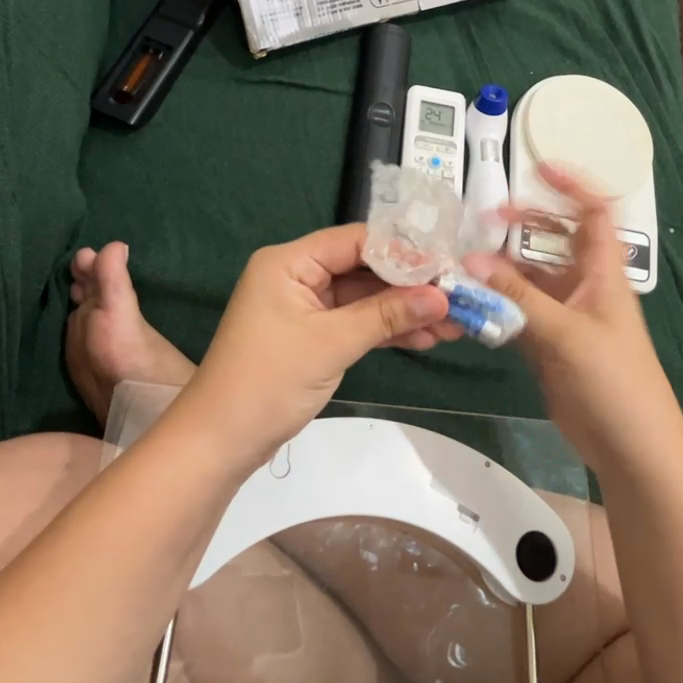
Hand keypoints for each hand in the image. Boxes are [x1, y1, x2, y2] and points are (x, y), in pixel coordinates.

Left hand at [179, 224, 455, 460]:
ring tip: (456, 323)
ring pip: (366, 300)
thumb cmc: (268, 381)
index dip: (404, 251)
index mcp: (290, 262)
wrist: (222, 442)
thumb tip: (442, 297)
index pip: (356, 241)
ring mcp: (306, 308)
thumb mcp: (332, 343)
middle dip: (411, 286)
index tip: (448, 264)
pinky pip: (357, 324)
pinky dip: (388, 331)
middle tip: (460, 295)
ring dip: (405, 312)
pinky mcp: (313, 337)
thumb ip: (386, 315)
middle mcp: (298, 276)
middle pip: (365, 270)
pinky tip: (427, 338)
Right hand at [462, 165, 682, 468]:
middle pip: (552, 242)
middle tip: (482, 219)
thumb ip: (516, 298)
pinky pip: (516, 313)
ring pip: (528, 280)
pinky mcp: (547, 345)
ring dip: (499, 270)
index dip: (573, 186)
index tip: (539, 167)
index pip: (595, 213)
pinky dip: (493, 305)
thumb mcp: (566, 334)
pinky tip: (465, 301)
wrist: (630, 448)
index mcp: (602, 273)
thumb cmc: (614, 382)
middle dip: (522, 226)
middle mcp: (583, 287)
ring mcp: (564, 317)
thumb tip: (470, 260)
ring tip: (461, 258)